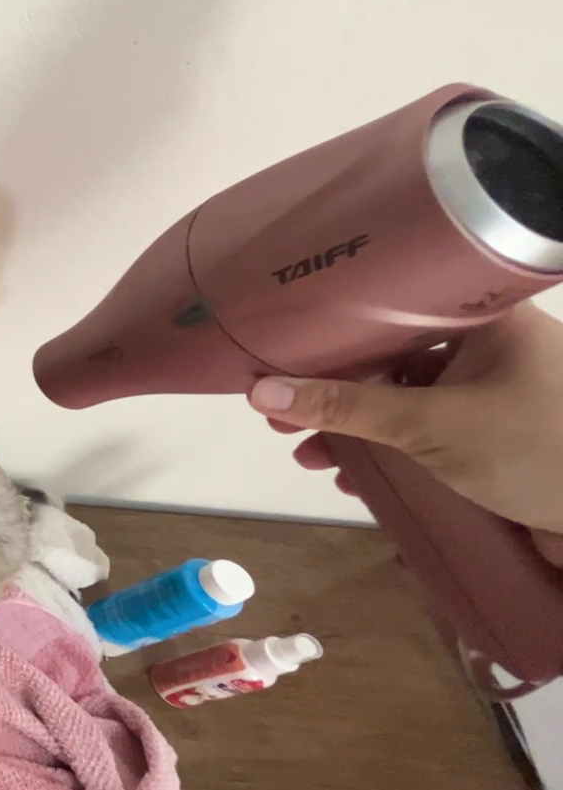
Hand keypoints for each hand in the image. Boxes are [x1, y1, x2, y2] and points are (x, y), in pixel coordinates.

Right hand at [247, 303, 562, 556]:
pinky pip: (423, 433)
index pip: (391, 309)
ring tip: (312, 459)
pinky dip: (385, 453)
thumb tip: (256, 392)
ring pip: (400, 401)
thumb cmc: (545, 451)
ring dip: (351, 431)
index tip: (280, 357)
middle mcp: (493, 351)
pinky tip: (358, 480)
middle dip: (329, 395)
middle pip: (386, 360)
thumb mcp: (429, 425)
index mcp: (490, 325)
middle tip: (281, 418)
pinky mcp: (498, 436)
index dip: (329, 333)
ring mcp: (498, 395)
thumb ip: (342, 406)